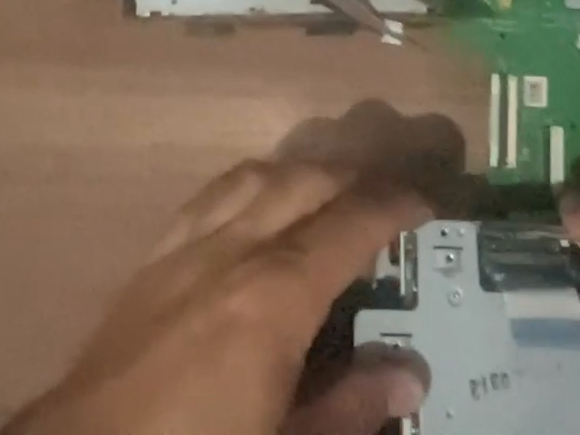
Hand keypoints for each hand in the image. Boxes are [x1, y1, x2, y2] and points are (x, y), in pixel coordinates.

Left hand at [4, 159, 432, 434]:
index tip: (429, 203)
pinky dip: (249, 185)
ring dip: (301, 172)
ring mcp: (185, 247)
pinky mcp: (149, 259)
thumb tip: (411, 372)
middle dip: (355, 178)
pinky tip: (255, 206)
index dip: (396, 205)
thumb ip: (349, 406)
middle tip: (389, 197)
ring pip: (254, 176)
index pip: (350, 223)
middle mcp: (232, 251)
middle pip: (305, 182)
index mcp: (274, 297)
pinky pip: (208, 196)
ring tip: (329, 191)